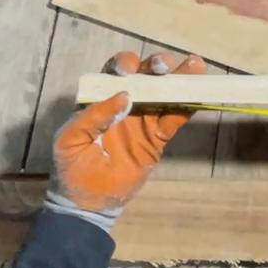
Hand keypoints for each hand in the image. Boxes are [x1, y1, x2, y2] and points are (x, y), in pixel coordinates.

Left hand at [43, 50, 205, 232]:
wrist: (87, 203)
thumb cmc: (72, 167)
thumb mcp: (70, 140)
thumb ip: (92, 117)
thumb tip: (124, 96)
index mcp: (103, 97)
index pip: (117, 71)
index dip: (126, 63)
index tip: (129, 70)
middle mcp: (128, 101)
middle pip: (147, 74)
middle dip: (158, 64)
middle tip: (164, 68)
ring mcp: (146, 118)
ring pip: (166, 91)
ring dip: (181, 77)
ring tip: (194, 66)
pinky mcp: (159, 137)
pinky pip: (176, 117)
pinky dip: (188, 106)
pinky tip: (198, 95)